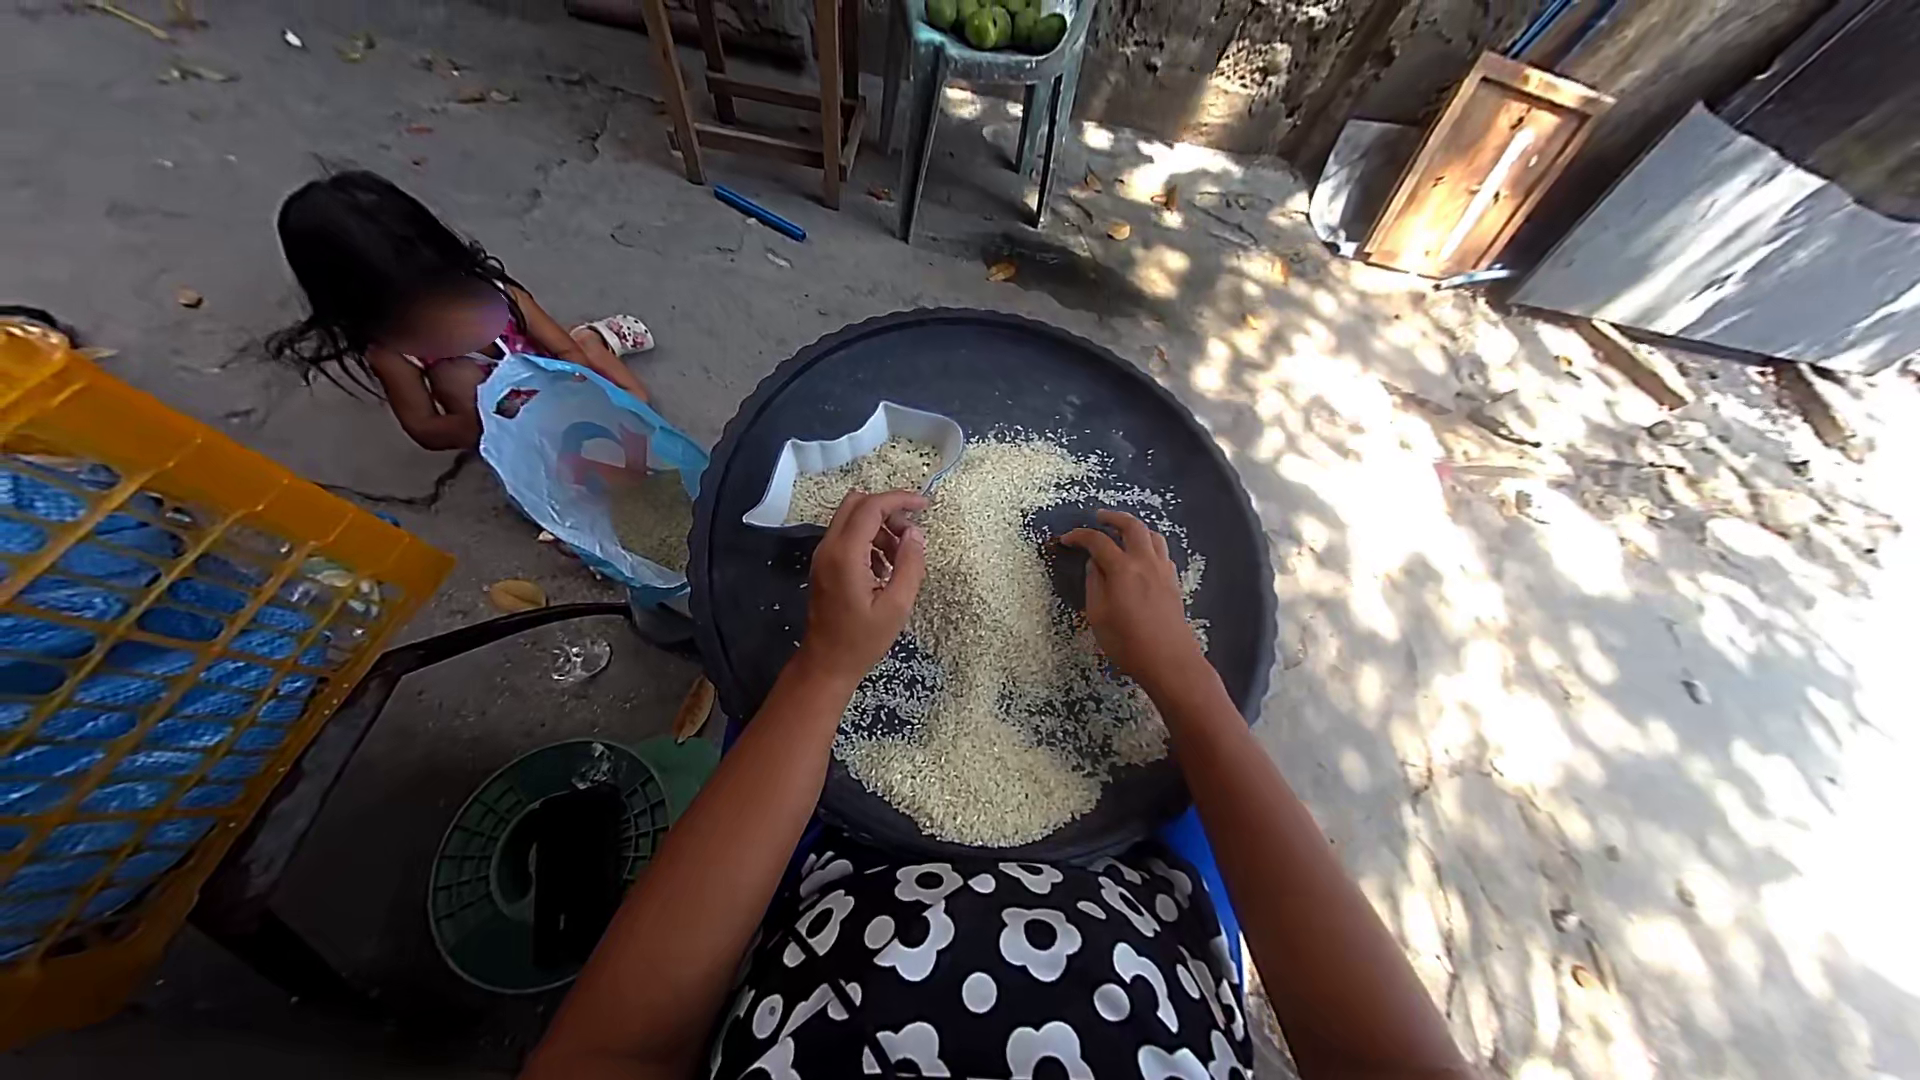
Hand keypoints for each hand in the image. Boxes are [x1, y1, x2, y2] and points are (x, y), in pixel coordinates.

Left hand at [795, 490, 927, 685]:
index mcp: (846, 554)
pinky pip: (847, 536)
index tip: (924, 505)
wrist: (827, 662)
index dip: (899, 499)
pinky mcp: (824, 564)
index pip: (871, 507)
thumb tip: (916, 533)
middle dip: (888, 509)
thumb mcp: (897, 605)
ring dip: (879, 527)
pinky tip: (884, 568)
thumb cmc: (862, 639)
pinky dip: (869, 539)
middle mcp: (829, 547)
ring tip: (900, 558)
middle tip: (911, 533)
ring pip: (852, 518)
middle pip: (857, 504)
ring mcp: (823, 555)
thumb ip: (910, 564)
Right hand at [1059, 510, 1208, 694]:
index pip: (1098, 541)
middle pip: (1132, 526)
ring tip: (1123, 532)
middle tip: (1099, 517)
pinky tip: (1141, 556)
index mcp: (1122, 569)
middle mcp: (1145, 562)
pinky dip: (1149, 545)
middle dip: (1114, 517)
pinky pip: (1162, 552)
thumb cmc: (1127, 643)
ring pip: (1152, 535)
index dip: (1079, 536)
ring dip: (1135, 528)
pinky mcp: (1173, 582)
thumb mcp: (1098, 615)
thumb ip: (1094, 583)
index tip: (1067, 539)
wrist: (1170, 661)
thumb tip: (1094, 563)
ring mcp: (1163, 571)